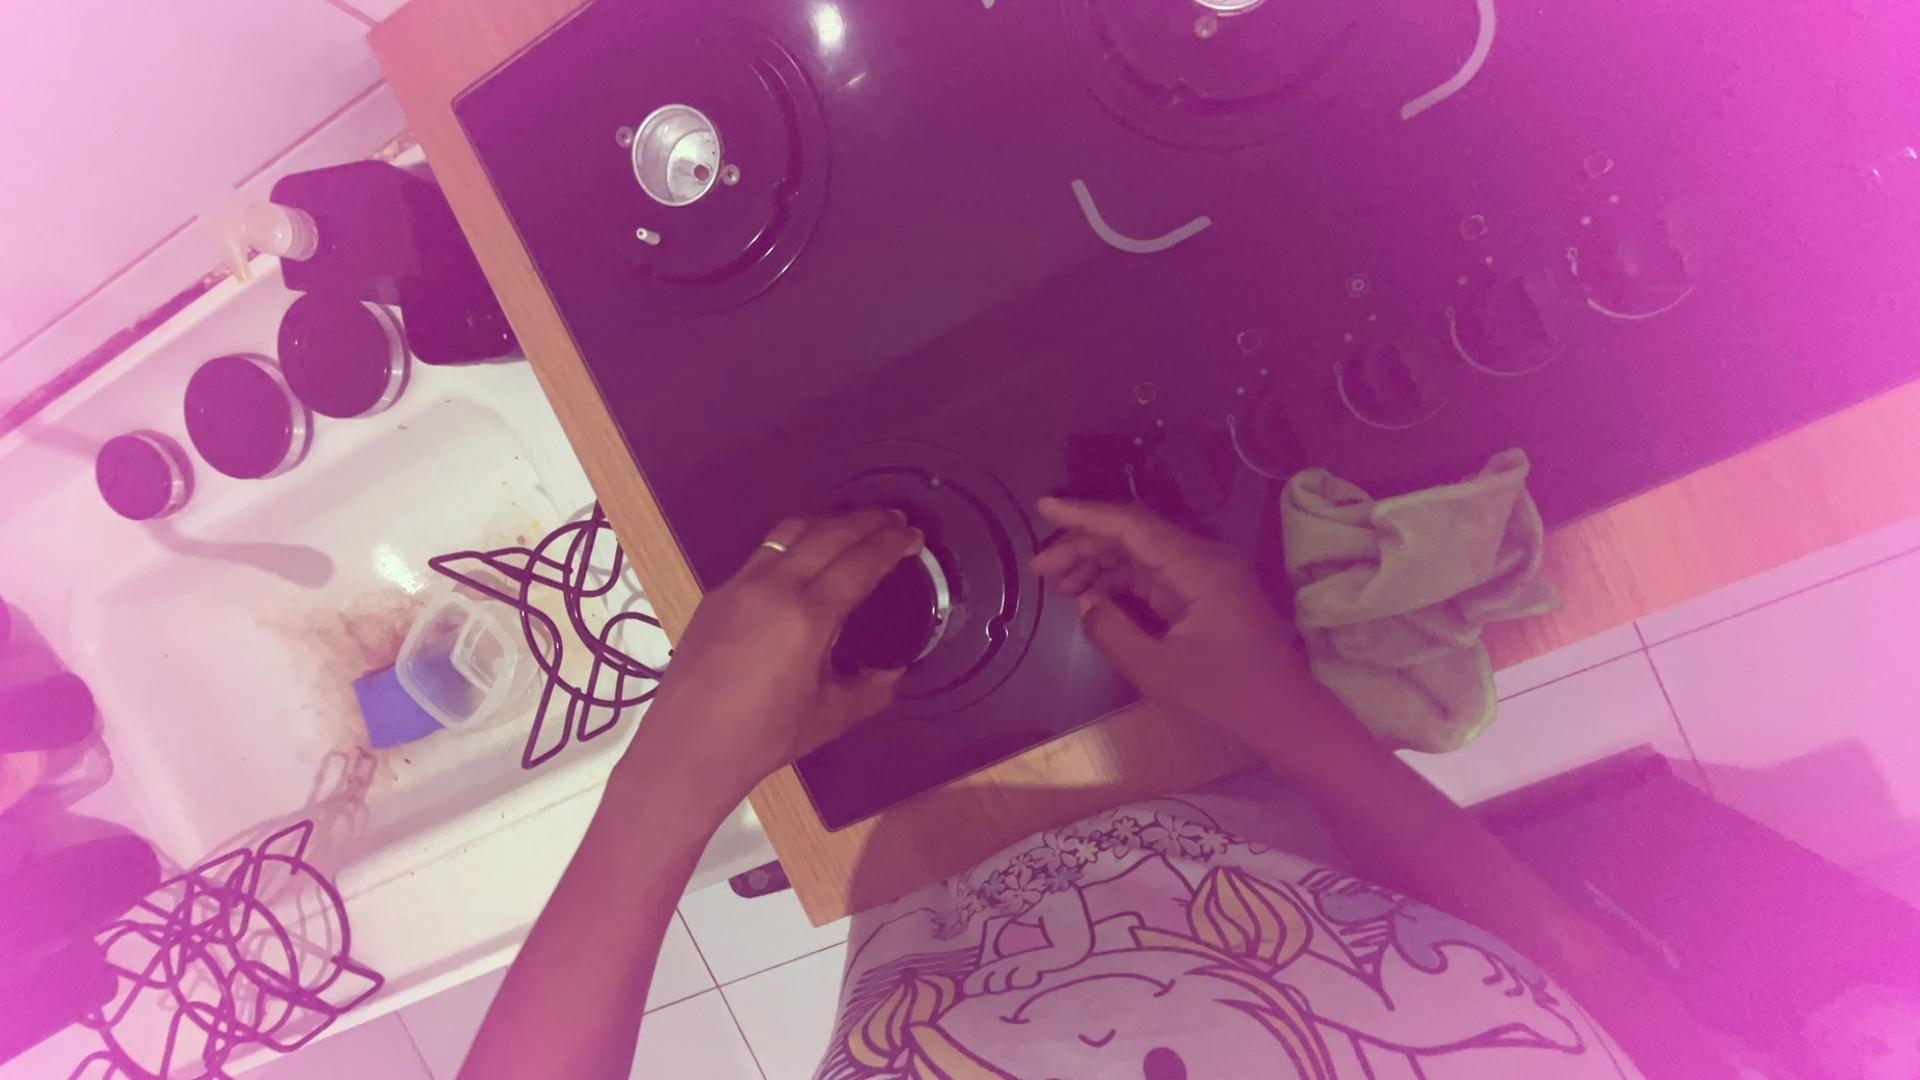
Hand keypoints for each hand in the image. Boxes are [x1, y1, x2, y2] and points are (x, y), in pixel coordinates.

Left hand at [635, 510, 923, 802]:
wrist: (686, 748)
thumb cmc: (763, 737)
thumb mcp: (831, 717)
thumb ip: (872, 689)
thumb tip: (893, 672)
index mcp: (808, 615)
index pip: (860, 562)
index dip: (893, 544)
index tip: (914, 537)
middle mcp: (775, 586)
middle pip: (830, 533)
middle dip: (868, 521)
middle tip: (895, 521)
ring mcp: (741, 584)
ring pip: (791, 531)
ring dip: (829, 522)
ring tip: (853, 528)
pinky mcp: (718, 593)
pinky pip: (764, 552)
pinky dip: (796, 543)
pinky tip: (804, 560)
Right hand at [1030, 497, 1309, 749]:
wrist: (1287, 717)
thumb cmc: (1229, 698)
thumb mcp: (1159, 672)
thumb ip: (1112, 631)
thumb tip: (1083, 599)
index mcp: (1199, 568)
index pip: (1133, 526)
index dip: (1084, 515)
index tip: (1044, 506)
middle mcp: (1203, 558)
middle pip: (1132, 535)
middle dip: (1083, 544)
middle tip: (1040, 567)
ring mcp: (1204, 573)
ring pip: (1138, 552)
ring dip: (1097, 561)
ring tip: (1058, 583)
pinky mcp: (1201, 591)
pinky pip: (1151, 573)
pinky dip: (1117, 579)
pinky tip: (1088, 593)